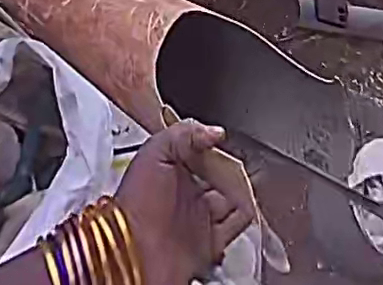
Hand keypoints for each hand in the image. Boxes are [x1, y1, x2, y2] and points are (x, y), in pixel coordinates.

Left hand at [114, 121, 252, 284]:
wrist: (136, 250)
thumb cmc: (136, 200)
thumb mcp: (155, 151)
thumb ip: (184, 134)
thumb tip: (214, 132)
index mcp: (170, 167)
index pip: (199, 150)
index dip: (211, 144)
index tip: (221, 140)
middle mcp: (186, 192)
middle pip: (217, 174)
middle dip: (229, 167)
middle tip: (238, 163)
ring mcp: (198, 217)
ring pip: (230, 197)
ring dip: (240, 189)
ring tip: (245, 182)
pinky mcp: (209, 242)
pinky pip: (236, 226)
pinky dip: (245, 215)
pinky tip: (246, 205)